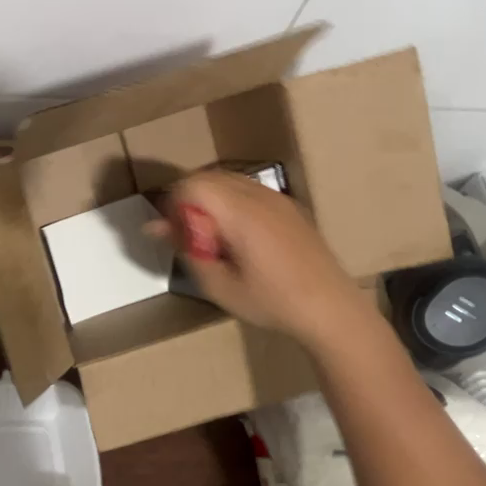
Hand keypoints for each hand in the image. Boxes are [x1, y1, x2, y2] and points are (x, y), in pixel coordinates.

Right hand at [147, 170, 375, 348]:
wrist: (331, 308)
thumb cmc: (271, 302)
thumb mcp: (218, 285)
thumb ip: (186, 248)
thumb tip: (153, 226)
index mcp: (242, 213)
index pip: (193, 183)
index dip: (174, 203)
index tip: (175, 233)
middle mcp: (260, 196)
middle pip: (208, 177)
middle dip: (189, 201)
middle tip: (188, 236)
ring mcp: (278, 198)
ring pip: (228, 180)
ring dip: (210, 201)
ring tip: (212, 238)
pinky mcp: (289, 207)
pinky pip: (248, 190)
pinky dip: (230, 203)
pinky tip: (237, 238)